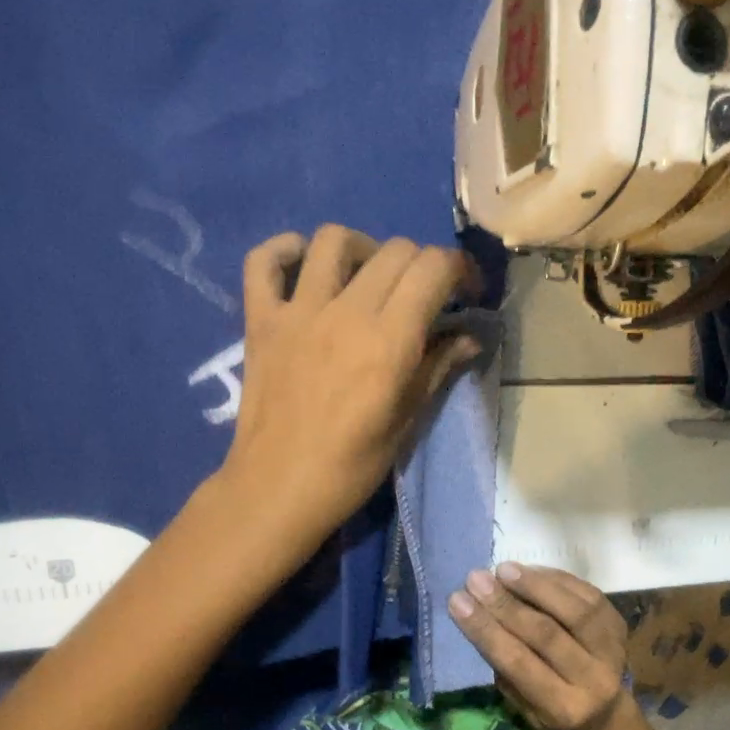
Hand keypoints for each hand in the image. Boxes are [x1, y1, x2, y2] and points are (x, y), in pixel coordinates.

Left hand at [224, 224, 480, 538]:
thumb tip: (469, 336)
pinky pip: (263, 261)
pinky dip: (284, 251)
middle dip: (422, 264)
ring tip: (369, 279)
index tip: (466, 293)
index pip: (433, 268)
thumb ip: (437, 368)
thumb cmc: (351, 467)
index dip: (459, 270)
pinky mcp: (260, 320)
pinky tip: (303, 266)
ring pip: (333, 240)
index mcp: (388, 341)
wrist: (278, 490)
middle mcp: (345, 313)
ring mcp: (297, 312)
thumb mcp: (406, 422)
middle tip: (424, 297)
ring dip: (363, 249)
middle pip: (395, 251)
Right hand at [448, 563, 641, 729]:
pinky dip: (558, 580)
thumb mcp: (523, 706)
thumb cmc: (553, 716)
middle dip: (505, 603)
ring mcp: (612, 652)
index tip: (458, 601)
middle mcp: (592, 680)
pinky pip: (589, 596)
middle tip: (475, 579)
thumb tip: (482, 614)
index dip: (486, 629)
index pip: (518, 662)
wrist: (607, 719)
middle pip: (545, 633)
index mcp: (561, 708)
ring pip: (574, 610)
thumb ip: (506, 666)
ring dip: (535, 585)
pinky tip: (530, 570)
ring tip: (503, 569)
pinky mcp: (620, 627)